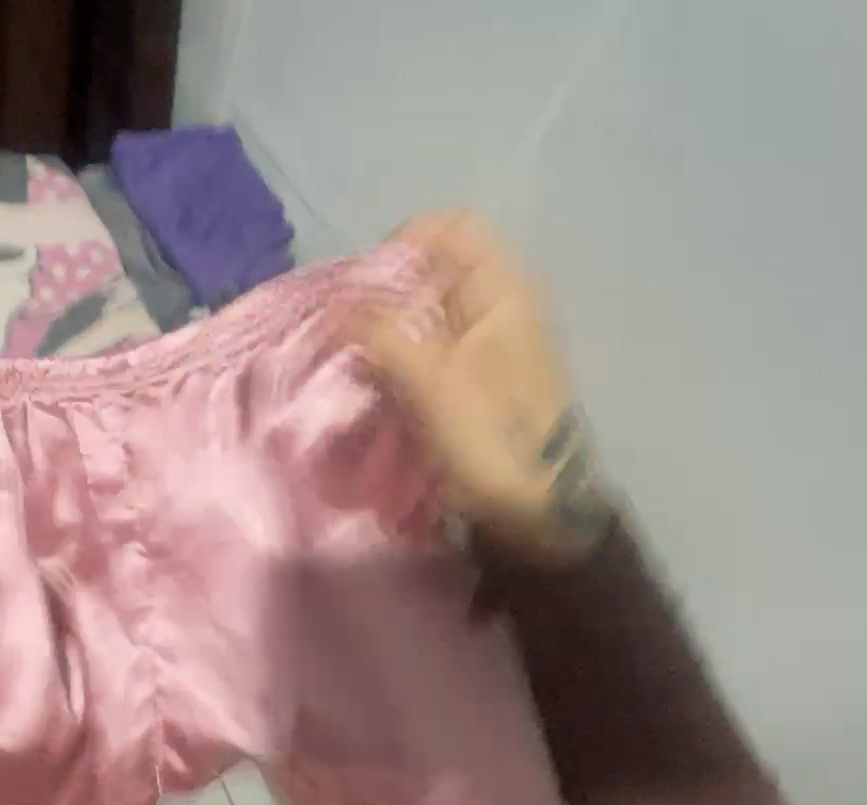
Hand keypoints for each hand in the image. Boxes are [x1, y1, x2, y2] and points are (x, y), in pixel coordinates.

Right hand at [350, 212, 611, 561]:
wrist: (533, 512)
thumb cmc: (493, 441)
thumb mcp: (436, 382)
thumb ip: (383, 335)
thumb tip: (333, 305)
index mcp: (502, 292)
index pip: (447, 230)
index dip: (397, 247)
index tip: (354, 289)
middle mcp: (490, 308)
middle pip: (424, 271)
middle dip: (375, 293)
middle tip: (336, 330)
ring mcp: (476, 346)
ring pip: (413, 313)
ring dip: (374, 330)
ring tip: (342, 361)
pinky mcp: (459, 381)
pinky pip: (412, 350)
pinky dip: (384, 359)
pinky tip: (363, 384)